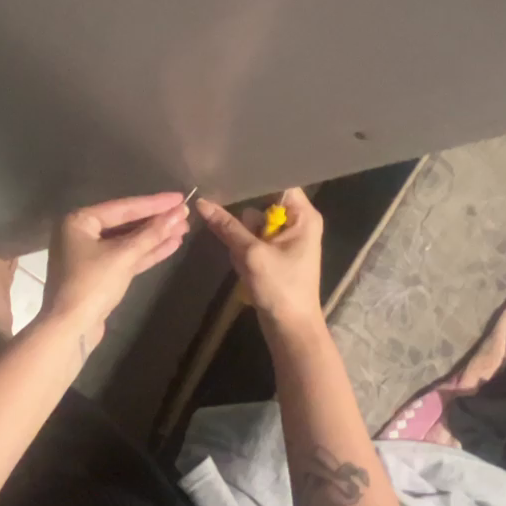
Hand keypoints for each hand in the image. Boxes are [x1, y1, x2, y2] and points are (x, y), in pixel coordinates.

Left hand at [40, 192, 190, 346]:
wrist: (71, 328)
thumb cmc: (91, 285)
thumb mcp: (123, 256)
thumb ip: (151, 234)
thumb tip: (178, 214)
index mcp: (79, 221)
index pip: (123, 207)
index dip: (154, 203)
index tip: (180, 198)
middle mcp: (82, 234)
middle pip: (126, 223)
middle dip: (156, 221)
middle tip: (186, 214)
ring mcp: (90, 255)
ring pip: (128, 242)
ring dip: (155, 237)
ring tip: (184, 229)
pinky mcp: (99, 275)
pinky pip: (125, 257)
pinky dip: (146, 253)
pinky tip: (171, 245)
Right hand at [196, 187, 322, 328]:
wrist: (289, 327)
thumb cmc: (280, 288)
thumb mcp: (251, 254)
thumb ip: (227, 226)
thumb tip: (202, 203)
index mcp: (303, 216)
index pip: (280, 183)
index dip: (256, 180)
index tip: (229, 177)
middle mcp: (297, 222)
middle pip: (261, 204)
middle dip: (245, 219)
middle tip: (234, 228)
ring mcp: (285, 239)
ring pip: (252, 224)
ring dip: (241, 239)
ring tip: (244, 259)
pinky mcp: (274, 253)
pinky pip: (252, 241)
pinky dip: (243, 251)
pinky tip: (244, 267)